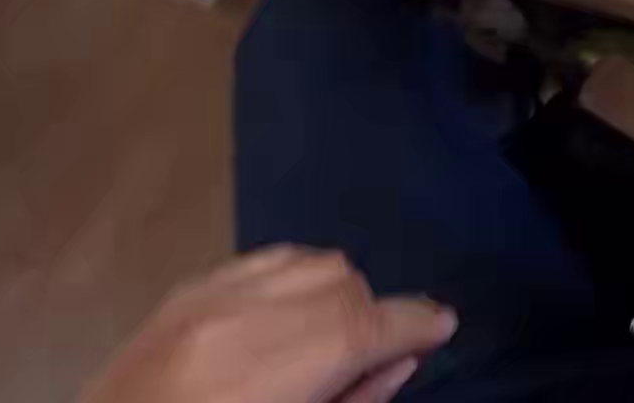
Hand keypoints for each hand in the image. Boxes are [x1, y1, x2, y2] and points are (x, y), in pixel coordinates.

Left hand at [80, 247, 457, 402]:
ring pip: (318, 261)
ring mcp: (210, 295)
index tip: (444, 324)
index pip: (365, 329)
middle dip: (370, 317)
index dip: (414, 322)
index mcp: (263, 377)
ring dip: (337, 293)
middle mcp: (241, 318)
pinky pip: (274, 256)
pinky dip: (298, 276)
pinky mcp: (189, 287)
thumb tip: (403, 358)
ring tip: (322, 337)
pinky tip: (288, 311)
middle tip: (364, 358)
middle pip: (346, 285)